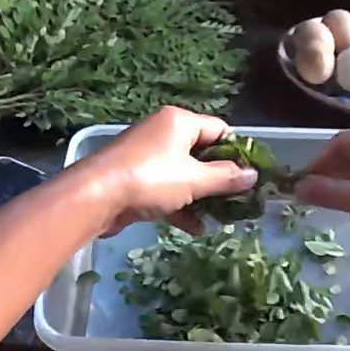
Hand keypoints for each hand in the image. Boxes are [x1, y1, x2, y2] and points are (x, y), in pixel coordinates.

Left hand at [74, 107, 257, 234]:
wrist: (96, 197)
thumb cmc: (150, 179)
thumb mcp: (194, 180)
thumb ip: (225, 178)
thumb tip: (253, 175)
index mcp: (179, 121)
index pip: (219, 130)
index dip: (237, 152)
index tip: (251, 176)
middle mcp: (163, 134)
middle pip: (202, 154)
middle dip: (219, 179)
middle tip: (238, 201)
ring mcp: (147, 157)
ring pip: (184, 175)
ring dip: (201, 197)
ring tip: (221, 219)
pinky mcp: (136, 180)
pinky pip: (166, 190)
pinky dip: (180, 206)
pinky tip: (195, 228)